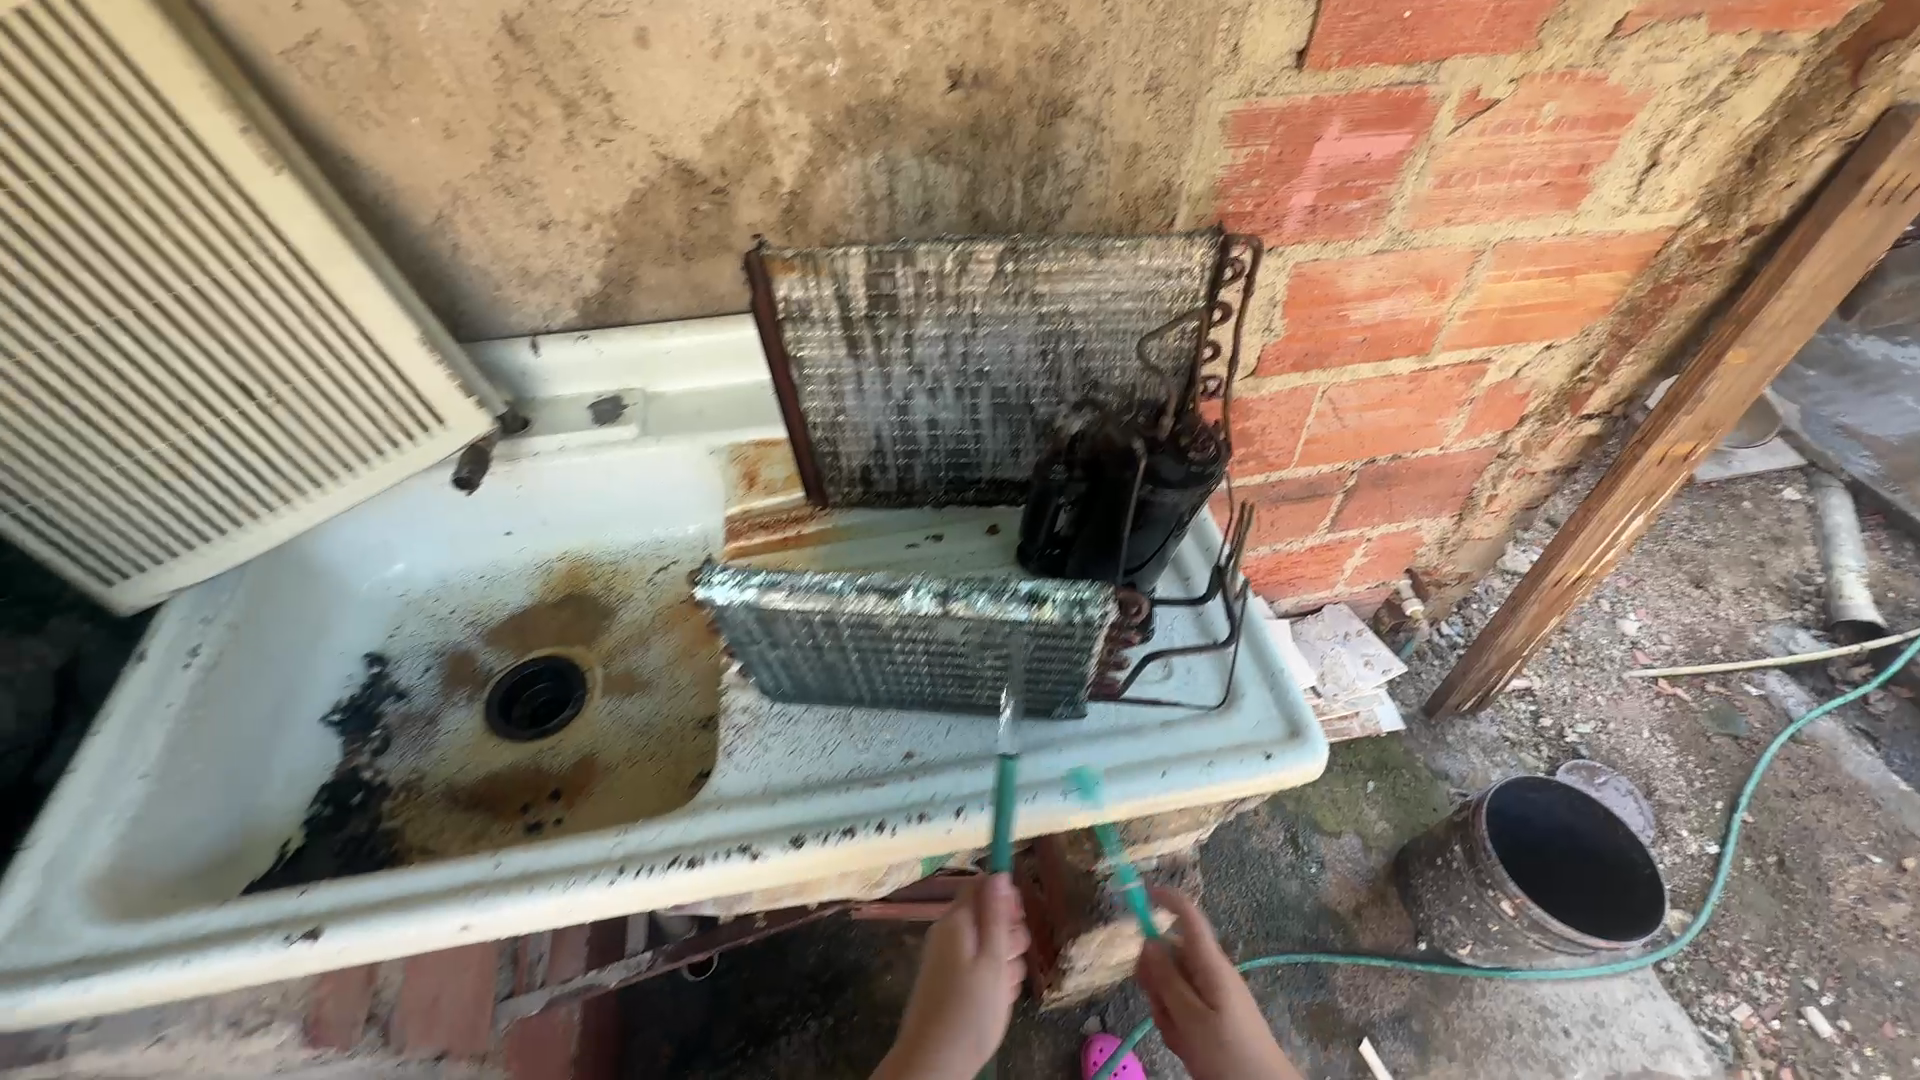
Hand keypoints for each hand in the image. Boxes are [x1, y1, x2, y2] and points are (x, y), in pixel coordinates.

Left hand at [875, 873, 1029, 1079]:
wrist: (934, 1063)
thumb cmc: (969, 1010)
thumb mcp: (992, 959)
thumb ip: (997, 915)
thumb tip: (998, 872)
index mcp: (957, 921)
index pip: (981, 885)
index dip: (1004, 896)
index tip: (1020, 919)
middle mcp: (950, 933)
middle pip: (988, 915)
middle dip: (1010, 934)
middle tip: (1013, 959)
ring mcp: (950, 958)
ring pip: (989, 945)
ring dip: (1006, 961)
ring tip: (1005, 988)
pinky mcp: (953, 981)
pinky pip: (981, 968)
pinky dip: (994, 980)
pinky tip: (998, 1000)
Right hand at [1135, 886, 1301, 1079]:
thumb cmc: (1229, 1055)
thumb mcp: (1190, 1020)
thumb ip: (1166, 980)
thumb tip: (1148, 940)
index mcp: (1210, 964)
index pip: (1189, 916)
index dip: (1166, 898)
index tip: (1139, 892)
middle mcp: (1211, 971)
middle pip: (1170, 955)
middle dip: (1156, 981)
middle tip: (1163, 1011)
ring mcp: (1212, 993)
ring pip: (1171, 984)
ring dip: (1165, 1008)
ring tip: (1180, 1037)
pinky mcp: (1212, 1013)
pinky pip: (1182, 1006)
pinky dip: (1176, 1023)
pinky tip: (1186, 1046)